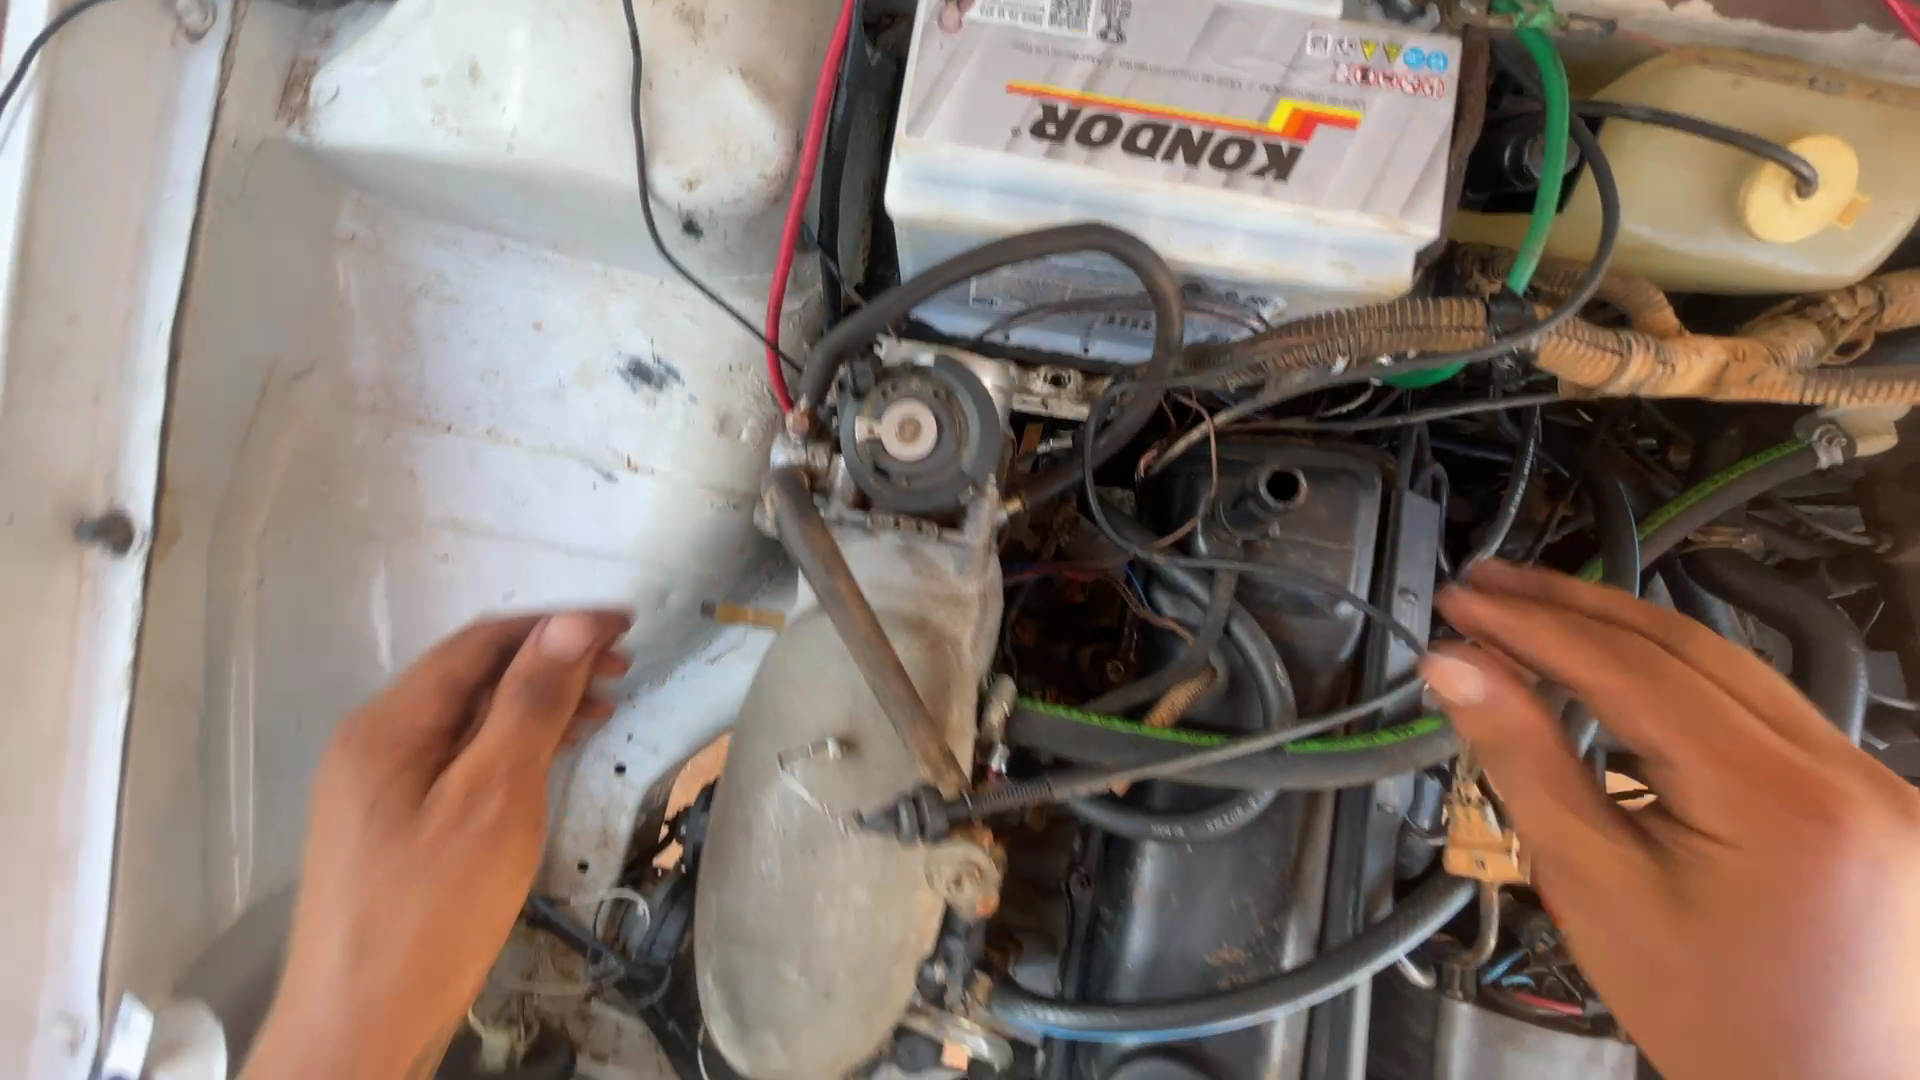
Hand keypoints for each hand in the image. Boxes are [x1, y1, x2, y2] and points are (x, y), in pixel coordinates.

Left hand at [243, 612, 631, 1079]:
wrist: (363, 1031)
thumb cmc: (434, 907)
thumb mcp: (495, 794)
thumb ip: (532, 702)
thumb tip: (575, 622)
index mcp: (390, 723)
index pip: (483, 643)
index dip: (557, 625)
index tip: (625, 626)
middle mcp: (381, 739)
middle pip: (478, 675)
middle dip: (554, 660)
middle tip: (625, 666)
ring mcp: (388, 781)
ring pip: (478, 714)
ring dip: (543, 699)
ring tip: (608, 703)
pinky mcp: (405, 815)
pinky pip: (471, 752)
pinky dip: (522, 738)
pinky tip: (562, 746)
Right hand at [1419, 560, 1919, 1079]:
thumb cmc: (1700, 1003)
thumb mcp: (1588, 879)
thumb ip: (1521, 756)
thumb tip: (1452, 666)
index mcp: (1784, 798)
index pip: (1632, 670)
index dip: (1531, 626)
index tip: (1456, 602)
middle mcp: (1853, 770)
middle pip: (1687, 646)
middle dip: (1571, 605)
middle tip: (1483, 581)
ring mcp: (1875, 780)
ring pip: (1725, 663)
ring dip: (1616, 627)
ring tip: (1529, 604)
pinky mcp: (1867, 794)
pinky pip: (1751, 702)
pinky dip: (1664, 669)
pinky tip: (1606, 662)